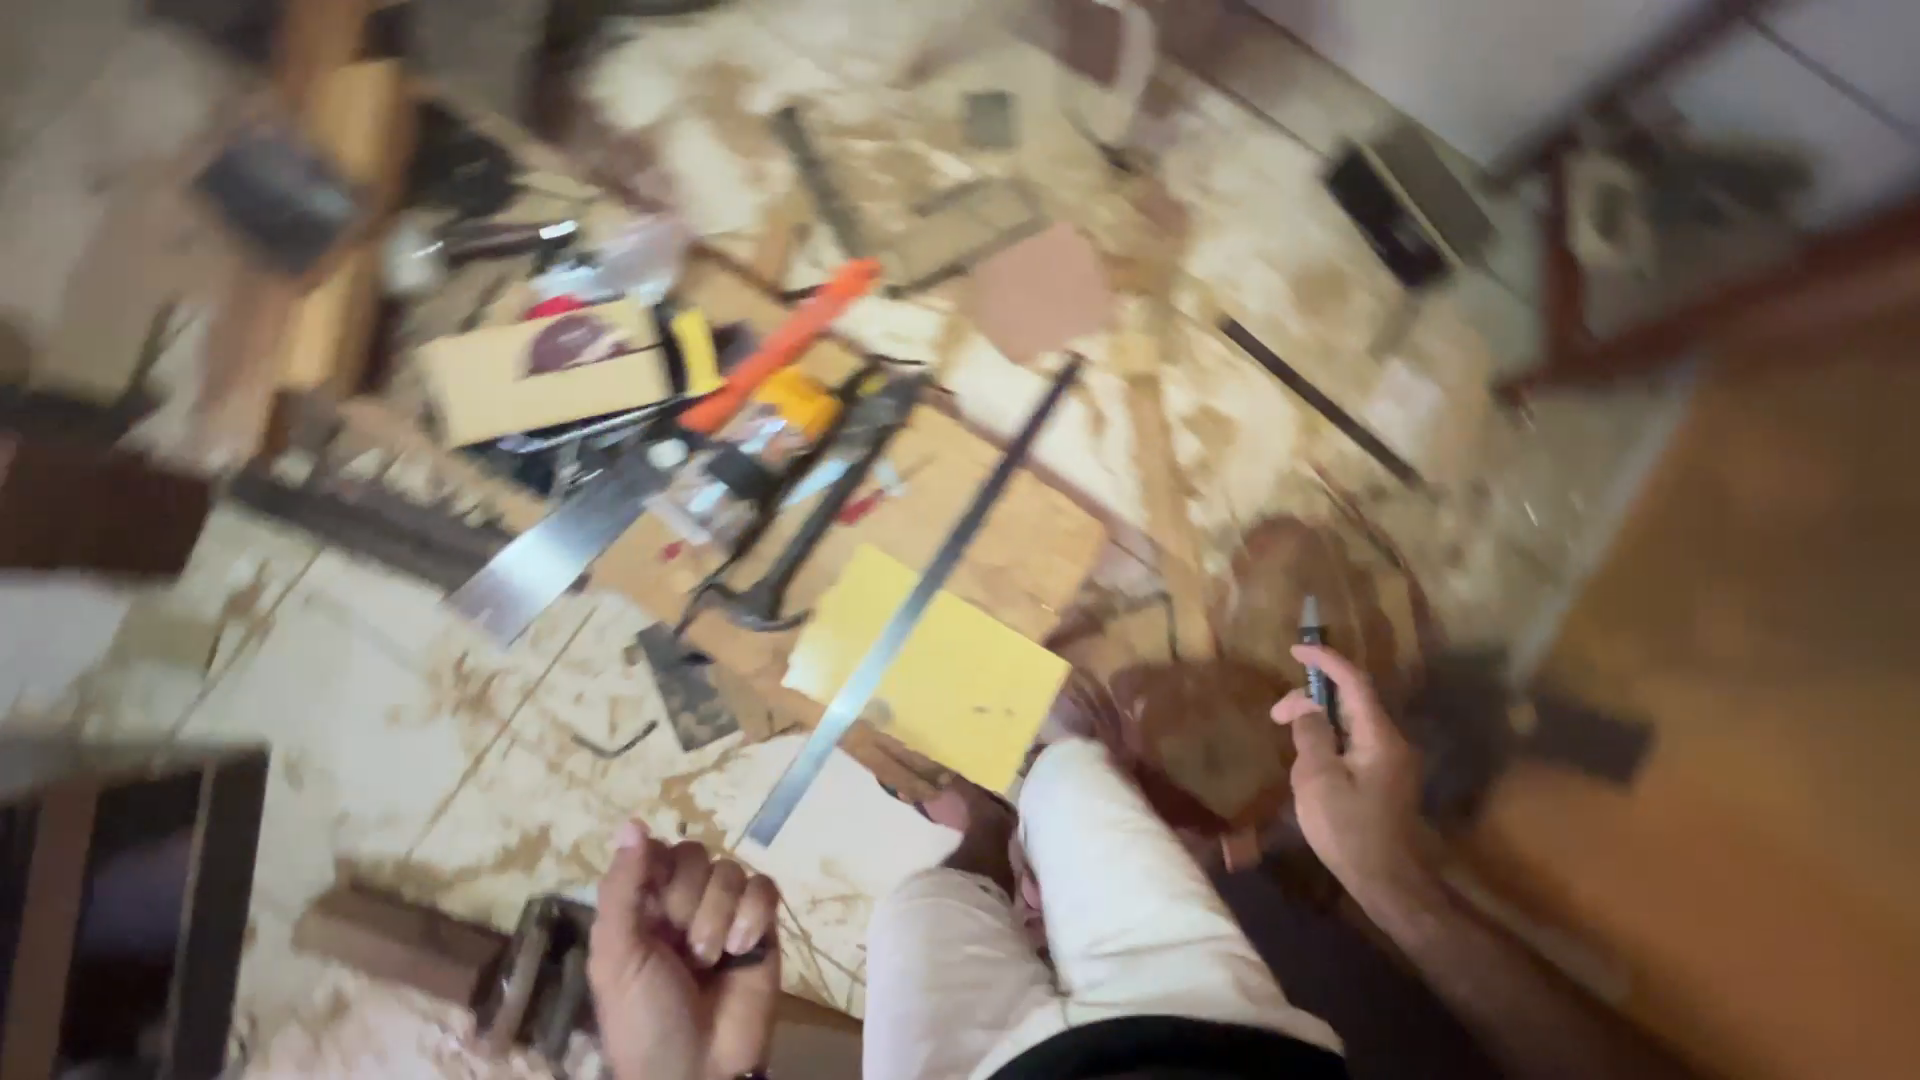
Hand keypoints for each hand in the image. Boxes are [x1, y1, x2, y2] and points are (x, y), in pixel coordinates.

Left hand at [590, 822, 780, 1079]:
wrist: (699, 1071)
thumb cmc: (644, 1018)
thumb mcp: (616, 956)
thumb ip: (623, 888)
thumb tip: (632, 822)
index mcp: (644, 905)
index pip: (657, 850)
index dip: (659, 869)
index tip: (654, 903)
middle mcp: (685, 900)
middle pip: (696, 854)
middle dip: (688, 902)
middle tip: (681, 947)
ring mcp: (727, 910)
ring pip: (731, 870)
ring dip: (718, 917)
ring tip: (709, 961)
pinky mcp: (763, 923)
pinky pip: (764, 887)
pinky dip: (753, 916)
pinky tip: (742, 949)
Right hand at [1270, 645, 1430, 906]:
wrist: (1387, 881)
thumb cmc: (1349, 829)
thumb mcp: (1318, 778)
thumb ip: (1312, 734)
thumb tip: (1306, 707)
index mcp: (1379, 736)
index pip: (1354, 682)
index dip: (1325, 661)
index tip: (1296, 651)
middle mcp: (1391, 742)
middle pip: (1351, 702)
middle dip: (1311, 698)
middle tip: (1275, 715)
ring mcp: (1390, 762)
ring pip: (1350, 724)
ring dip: (1317, 721)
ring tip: (1287, 740)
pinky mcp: (1384, 779)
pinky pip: (1352, 744)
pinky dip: (1327, 739)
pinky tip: (1308, 760)